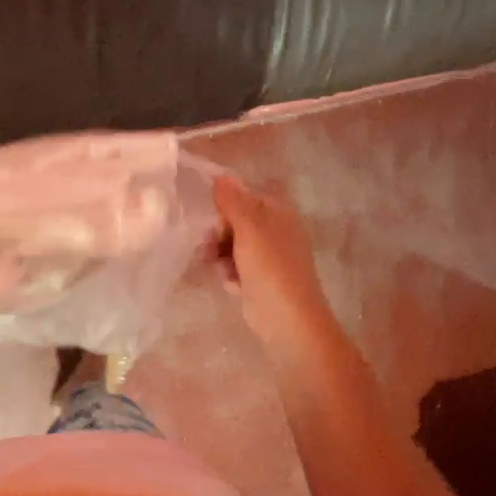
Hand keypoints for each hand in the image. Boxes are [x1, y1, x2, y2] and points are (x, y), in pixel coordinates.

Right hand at [212, 175, 339, 353]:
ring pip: (232, 247)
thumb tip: (221, 175)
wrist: (287, 320)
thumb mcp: (249, 229)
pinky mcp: (260, 281)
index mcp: (278, 214)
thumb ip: (233, 201)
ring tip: (222, 271)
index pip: (244, 198)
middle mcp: (276, 232)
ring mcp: (269, 259)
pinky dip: (231, 276)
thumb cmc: (270, 269)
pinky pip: (236, 269)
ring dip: (221, 257)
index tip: (210, 222)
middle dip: (219, 235)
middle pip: (235, 223)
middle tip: (208, 249)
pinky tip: (232, 286)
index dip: (224, 208)